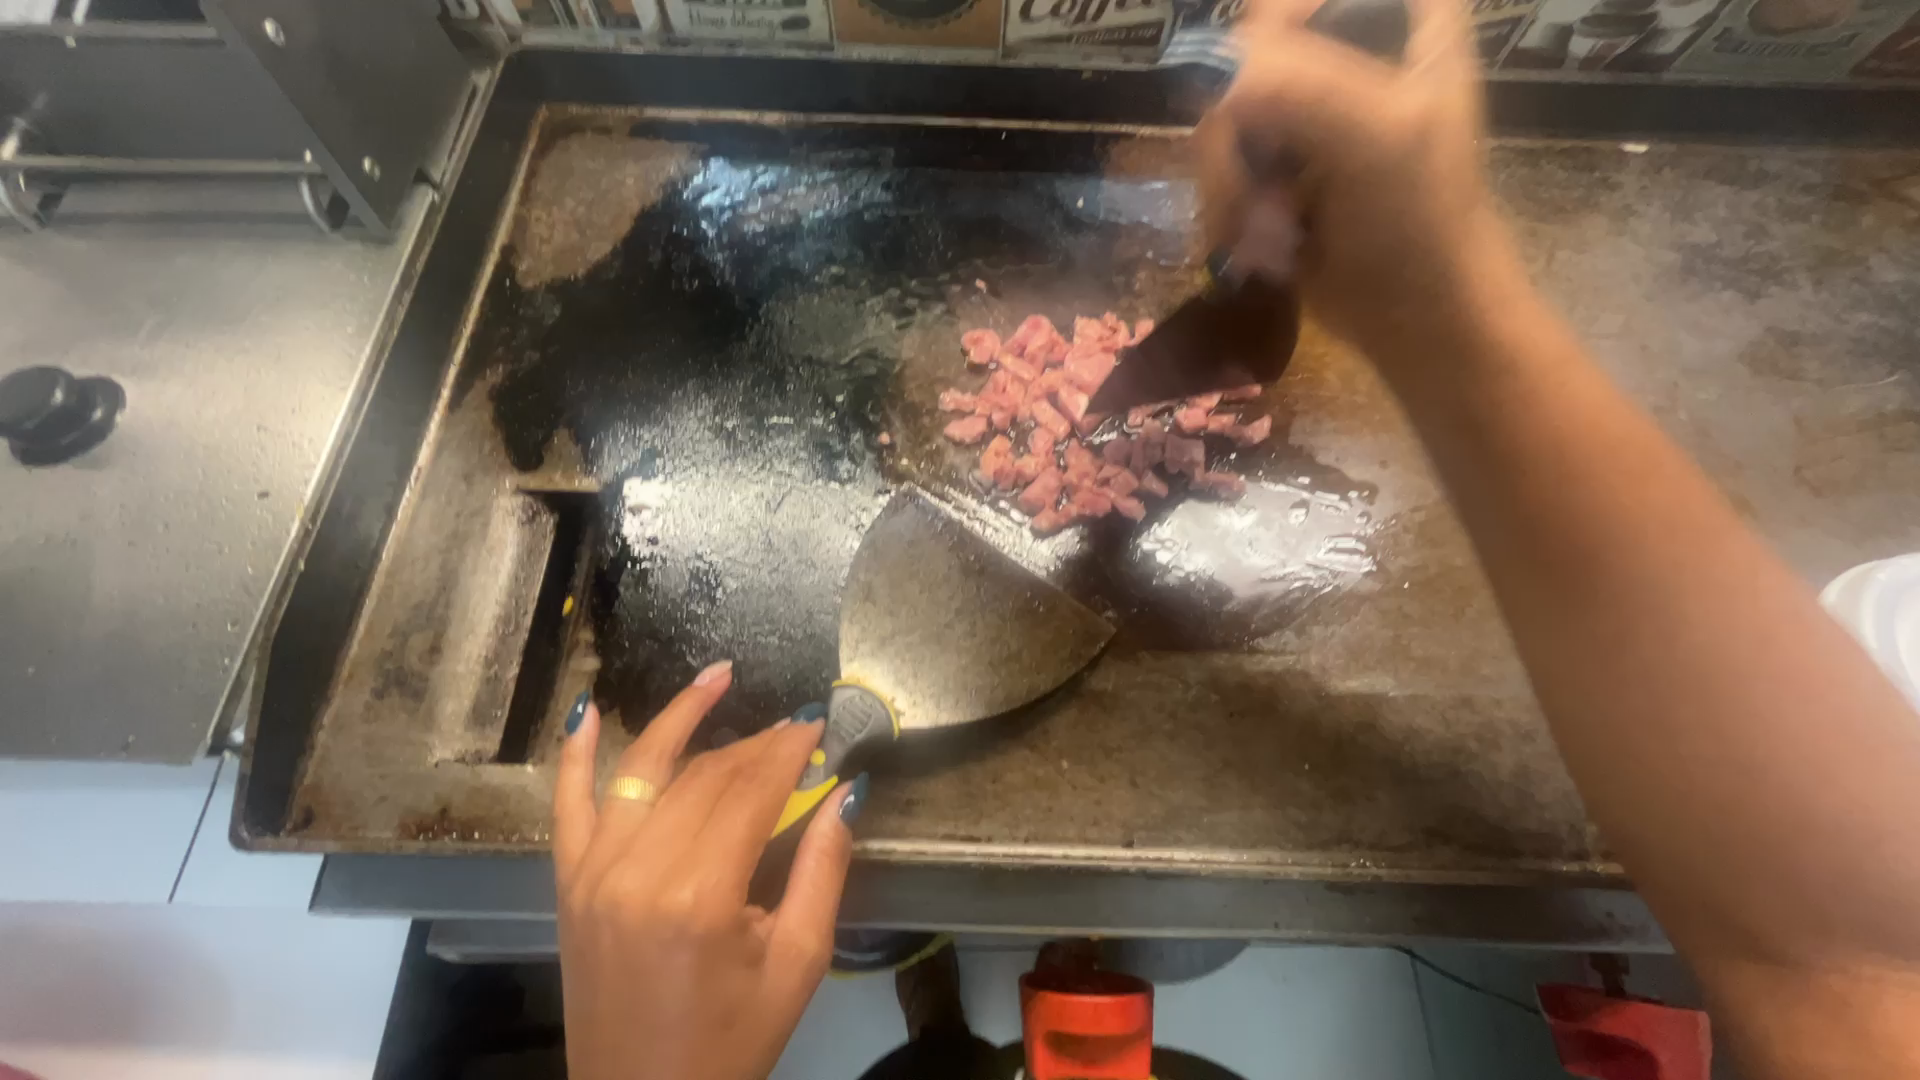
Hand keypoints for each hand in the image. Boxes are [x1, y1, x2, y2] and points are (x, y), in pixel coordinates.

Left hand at [553, 661, 863, 1079]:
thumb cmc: (733, 1038)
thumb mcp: (799, 961)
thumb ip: (824, 868)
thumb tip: (847, 790)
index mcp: (701, 895)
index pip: (752, 791)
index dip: (790, 751)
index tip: (819, 726)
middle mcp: (639, 870)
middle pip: (706, 775)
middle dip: (756, 743)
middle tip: (794, 730)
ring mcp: (594, 873)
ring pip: (645, 770)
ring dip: (682, 717)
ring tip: (719, 677)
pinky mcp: (569, 884)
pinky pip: (567, 805)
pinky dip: (575, 754)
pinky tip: (588, 708)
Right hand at [1197, 0, 1520, 366]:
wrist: (1414, 311)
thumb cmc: (1419, 220)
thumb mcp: (1378, 137)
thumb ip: (1304, 87)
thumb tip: (1208, 72)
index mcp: (1392, 15)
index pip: (1289, 2)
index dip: (1263, 39)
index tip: (1254, 99)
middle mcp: (1341, 54)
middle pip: (1239, 62)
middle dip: (1237, 139)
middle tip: (1262, 191)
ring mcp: (1301, 117)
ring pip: (1218, 125)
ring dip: (1230, 190)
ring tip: (1272, 231)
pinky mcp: (1272, 170)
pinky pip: (1217, 171)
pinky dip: (1228, 214)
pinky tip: (1262, 244)